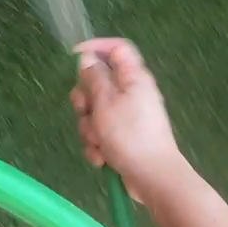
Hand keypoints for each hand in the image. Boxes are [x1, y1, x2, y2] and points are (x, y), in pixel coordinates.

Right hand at [70, 38, 193, 200]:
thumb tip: (87, 59)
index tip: (75, 55)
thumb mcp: (105, 102)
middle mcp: (131, 94)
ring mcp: (126, 117)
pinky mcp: (122, 138)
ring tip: (98, 142)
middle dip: (85, 100)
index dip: (96, 46)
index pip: (117, 48)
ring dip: (89, 128)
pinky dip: (97, 145)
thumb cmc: (129, 135)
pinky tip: (102, 158)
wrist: (153, 179)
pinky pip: (100, 133)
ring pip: (94, 111)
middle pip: (98, 82)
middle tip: (85, 110)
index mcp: (133, 78)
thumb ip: (94, 77)